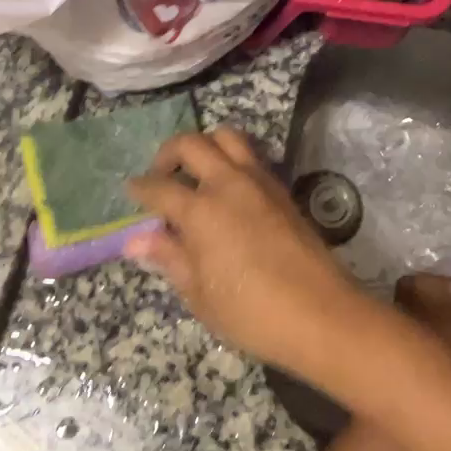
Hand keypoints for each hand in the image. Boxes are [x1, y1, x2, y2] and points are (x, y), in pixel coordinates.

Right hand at [123, 128, 368, 372]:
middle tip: (160, 176)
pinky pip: (250, 156)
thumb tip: (135, 240)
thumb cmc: (252, 312)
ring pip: (226, 138)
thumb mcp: (200, 294)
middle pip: (192, 144)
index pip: (160, 187)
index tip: (130, 190)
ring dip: (205, 145)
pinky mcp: (280, 189)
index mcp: (202, 211)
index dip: (141, 188)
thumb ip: (170, 258)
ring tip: (195, 172)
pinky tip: (226, 188)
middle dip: (169, 153)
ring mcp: (259, 181)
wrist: (320, 312)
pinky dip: (231, 158)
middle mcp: (229, 183)